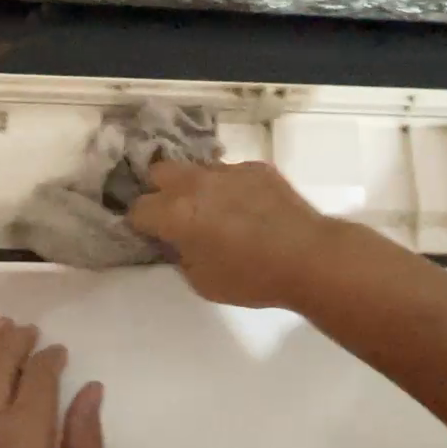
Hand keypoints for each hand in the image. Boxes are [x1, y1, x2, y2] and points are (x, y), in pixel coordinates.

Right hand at [126, 160, 343, 308]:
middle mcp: (195, 183)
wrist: (308, 256)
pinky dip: (230, 187)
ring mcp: (228, 170)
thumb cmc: (251, 278)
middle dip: (160, 191)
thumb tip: (173, 240)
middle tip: (176, 215)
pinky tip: (249, 209)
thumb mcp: (201, 280)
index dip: (141, 223)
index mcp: (175, 213)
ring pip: (196, 169)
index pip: (138, 209)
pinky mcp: (256, 166)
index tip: (151, 234)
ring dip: (196, 187)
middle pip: (159, 172)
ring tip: (216, 211)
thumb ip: (178, 254)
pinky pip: (230, 172)